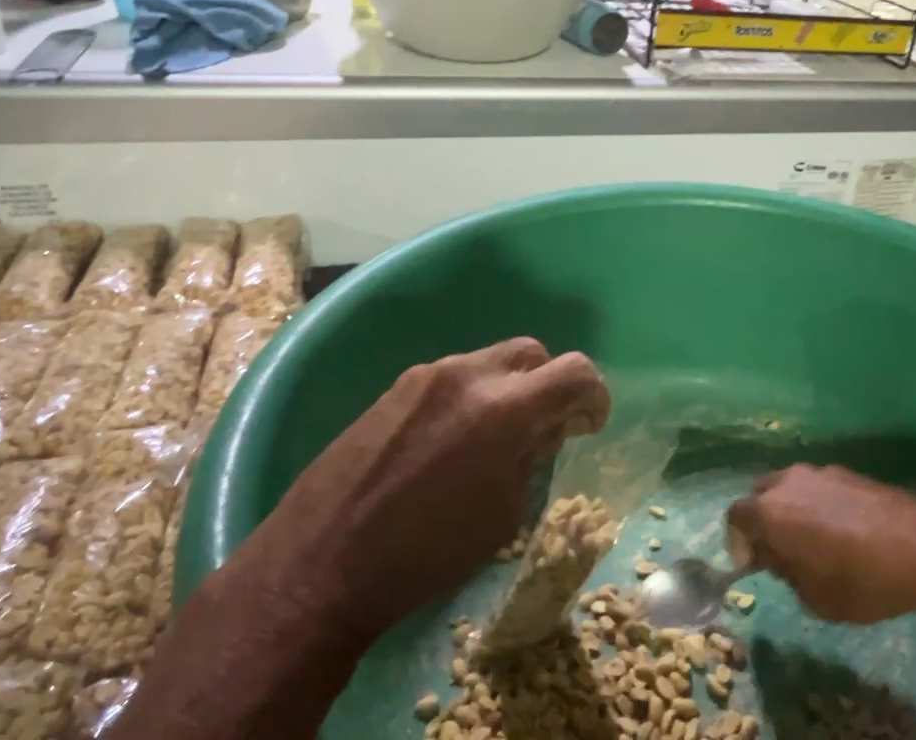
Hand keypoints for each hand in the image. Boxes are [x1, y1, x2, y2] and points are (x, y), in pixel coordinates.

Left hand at [227, 338, 609, 643]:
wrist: (321, 563)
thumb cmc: (424, 555)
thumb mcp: (501, 515)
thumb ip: (531, 458)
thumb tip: (544, 430)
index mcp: (504, 409)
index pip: (574, 371)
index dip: (594, 395)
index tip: (590, 424)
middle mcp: (466, 375)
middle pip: (531, 353)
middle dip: (549, 385)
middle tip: (546, 429)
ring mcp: (424, 376)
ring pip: (488, 363)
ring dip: (507, 391)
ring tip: (494, 442)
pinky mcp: (393, 388)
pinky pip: (451, 379)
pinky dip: (470, 399)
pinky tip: (451, 445)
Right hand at [728, 465, 915, 623]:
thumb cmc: (863, 582)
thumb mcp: (814, 598)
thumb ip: (785, 573)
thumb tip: (779, 557)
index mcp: (770, 511)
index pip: (735, 517)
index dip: (739, 542)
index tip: (755, 564)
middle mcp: (788, 482)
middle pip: (760, 496)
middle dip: (763, 522)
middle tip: (780, 551)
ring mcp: (819, 472)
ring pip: (790, 488)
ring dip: (791, 510)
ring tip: (813, 540)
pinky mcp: (847, 471)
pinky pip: (817, 487)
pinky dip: (817, 504)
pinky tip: (840, 530)